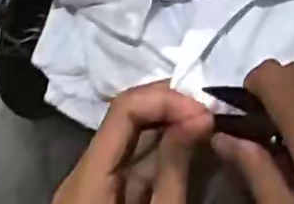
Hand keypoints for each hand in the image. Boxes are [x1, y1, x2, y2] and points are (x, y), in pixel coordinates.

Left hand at [54, 80, 213, 203]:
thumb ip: (175, 168)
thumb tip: (203, 114)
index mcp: (86, 179)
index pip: (124, 108)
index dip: (165, 98)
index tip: (203, 110)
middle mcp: (82, 173)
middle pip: (127, 116)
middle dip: (172, 107)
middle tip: (211, 113)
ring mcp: (90, 185)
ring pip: (133, 136)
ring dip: (171, 125)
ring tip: (206, 126)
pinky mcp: (101, 196)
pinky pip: (133, 159)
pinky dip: (163, 149)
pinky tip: (189, 149)